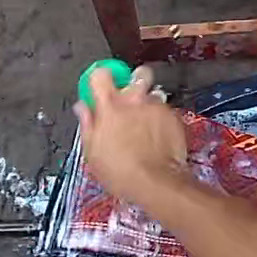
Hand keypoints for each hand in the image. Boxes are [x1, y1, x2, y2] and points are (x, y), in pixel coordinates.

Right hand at [72, 65, 188, 204]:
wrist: (155, 182)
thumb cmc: (119, 171)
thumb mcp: (92, 151)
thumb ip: (88, 123)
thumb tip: (82, 108)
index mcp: (110, 106)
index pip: (100, 74)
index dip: (100, 77)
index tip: (101, 86)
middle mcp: (134, 100)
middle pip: (138, 74)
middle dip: (135, 80)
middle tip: (131, 98)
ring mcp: (157, 107)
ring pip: (154, 94)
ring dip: (149, 104)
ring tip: (146, 124)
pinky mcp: (174, 117)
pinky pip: (166, 110)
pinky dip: (162, 119)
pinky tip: (159, 136)